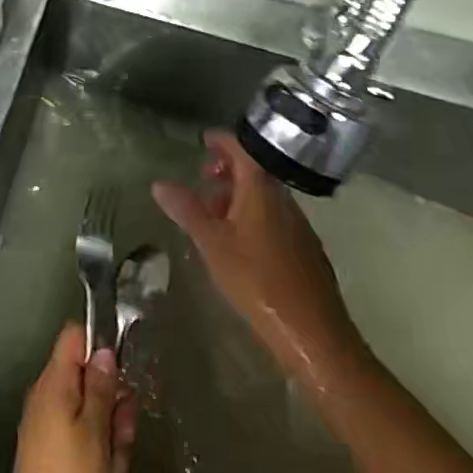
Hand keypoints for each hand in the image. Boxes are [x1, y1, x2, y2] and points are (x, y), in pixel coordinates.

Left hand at [8, 323, 136, 472]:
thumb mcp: (94, 429)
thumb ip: (101, 387)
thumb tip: (104, 351)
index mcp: (53, 384)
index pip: (73, 338)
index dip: (99, 341)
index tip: (122, 357)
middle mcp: (49, 400)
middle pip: (88, 379)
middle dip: (112, 397)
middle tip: (124, 418)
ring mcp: (52, 430)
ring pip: (93, 413)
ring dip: (112, 430)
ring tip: (116, 454)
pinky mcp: (59, 459)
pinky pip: (87, 441)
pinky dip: (104, 453)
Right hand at [152, 129, 364, 382]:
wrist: (312, 332)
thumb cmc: (256, 280)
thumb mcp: (211, 243)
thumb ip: (186, 210)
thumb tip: (159, 183)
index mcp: (261, 190)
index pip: (243, 149)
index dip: (222, 141)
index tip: (203, 141)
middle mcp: (283, 199)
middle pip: (255, 171)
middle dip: (227, 170)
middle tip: (202, 179)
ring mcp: (298, 224)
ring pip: (264, 196)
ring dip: (238, 195)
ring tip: (213, 215)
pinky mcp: (304, 247)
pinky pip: (274, 216)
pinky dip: (253, 215)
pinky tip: (238, 243)